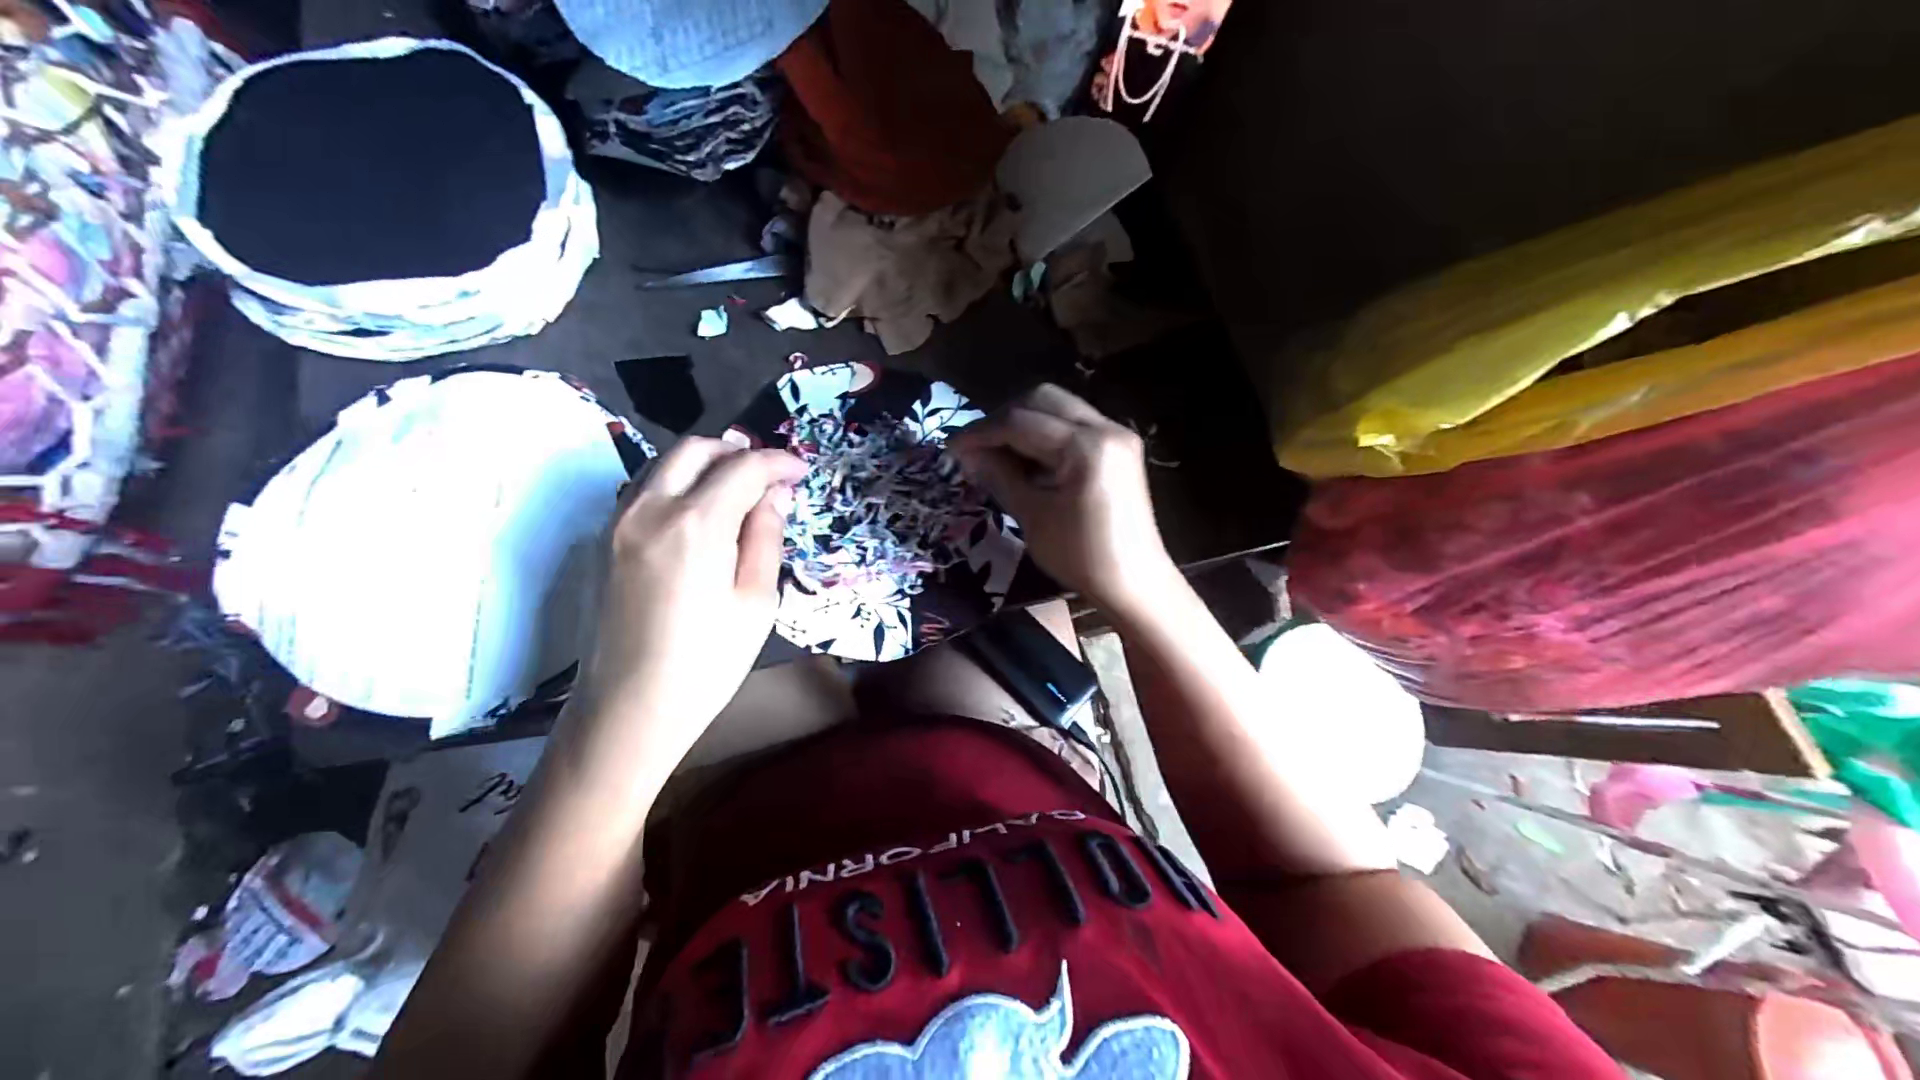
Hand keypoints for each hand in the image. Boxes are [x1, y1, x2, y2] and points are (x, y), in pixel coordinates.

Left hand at [573, 439, 806, 755]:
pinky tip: (699, 512)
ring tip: (738, 489)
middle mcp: (650, 509)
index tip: (801, 470)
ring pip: (664, 464)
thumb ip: (766, 537)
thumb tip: (774, 495)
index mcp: (696, 524)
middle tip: (769, 474)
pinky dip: (677, 484)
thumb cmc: (706, 664)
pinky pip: (644, 490)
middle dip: (738, 451)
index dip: (778, 462)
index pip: (744, 467)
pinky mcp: (602, 541)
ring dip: (705, 464)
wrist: (628, 709)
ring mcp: (618, 522)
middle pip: (696, 449)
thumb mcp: (755, 602)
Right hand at [949, 384, 1176, 616]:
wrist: (1134, 584)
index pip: (1020, 422)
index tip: (951, 449)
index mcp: (1086, 446)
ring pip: (1058, 407)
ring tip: (996, 453)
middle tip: (976, 447)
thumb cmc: (1080, 556)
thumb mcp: (1032, 516)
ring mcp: (1116, 434)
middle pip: (1042, 399)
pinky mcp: (1118, 447)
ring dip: (1022, 422)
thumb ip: (999, 475)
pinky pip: (1073, 424)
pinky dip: (1044, 433)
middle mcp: (1106, 427)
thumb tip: (966, 453)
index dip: (980, 432)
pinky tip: (1026, 459)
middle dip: (1002, 418)